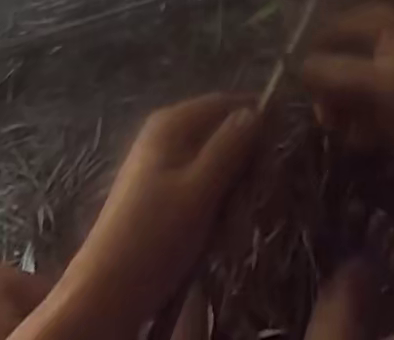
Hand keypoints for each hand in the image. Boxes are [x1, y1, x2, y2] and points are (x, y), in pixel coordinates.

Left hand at [63, 93, 257, 322]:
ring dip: (235, 172)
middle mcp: (165, 131)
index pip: (226, 101)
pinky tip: (229, 213)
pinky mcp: (161, 188)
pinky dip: (218, 188)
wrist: (105, 293)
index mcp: (172, 122)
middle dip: (247, 147)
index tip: (288, 139)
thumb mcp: (200, 190)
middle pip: (219, 126)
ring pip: (213, 153)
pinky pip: (201, 175)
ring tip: (255, 197)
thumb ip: (230, 146)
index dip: (258, 115)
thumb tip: (258, 110)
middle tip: (273, 176)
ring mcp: (161, 160)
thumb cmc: (154, 237)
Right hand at [300, 2, 393, 163]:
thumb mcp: (379, 85)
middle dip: (334, 90)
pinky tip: (368, 138)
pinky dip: (371, 114)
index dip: (317, 59)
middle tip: (326, 121)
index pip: (335, 29)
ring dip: (350, 107)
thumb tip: (300, 66)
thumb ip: (337, 74)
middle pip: (347, 55)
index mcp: (386, 20)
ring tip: (347, 135)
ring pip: (363, 79)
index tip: (306, 91)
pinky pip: (382, 95)